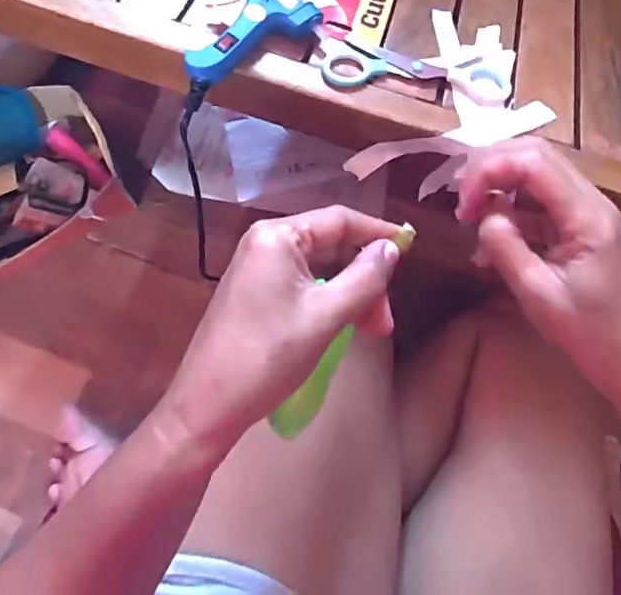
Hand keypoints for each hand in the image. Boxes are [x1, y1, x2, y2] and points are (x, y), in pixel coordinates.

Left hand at [153, 206, 403, 458]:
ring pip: (319, 266)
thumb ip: (364, 278)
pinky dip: (328, 300)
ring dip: (349, 292)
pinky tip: (344, 324)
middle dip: (364, 276)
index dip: (377, 231)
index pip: (338, 220)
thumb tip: (391, 249)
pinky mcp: (255, 289)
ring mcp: (257, 265)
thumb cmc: (268, 354)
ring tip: (372, 329)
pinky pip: (302, 282)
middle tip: (385, 320)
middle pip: (330, 244)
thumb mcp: (325, 316)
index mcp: (277, 235)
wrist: (208, 400)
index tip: (412, 249)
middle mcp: (265, 241)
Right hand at [455, 139, 620, 411]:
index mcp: (586, 215)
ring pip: (533, 168)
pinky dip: (507, 203)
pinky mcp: (576, 224)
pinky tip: (491, 232)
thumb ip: (504, 246)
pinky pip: (536, 195)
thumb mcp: (538, 294)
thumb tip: (481, 215)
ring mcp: (585, 210)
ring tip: (471, 213)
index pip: (531, 161)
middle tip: (462, 200)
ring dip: (496, 181)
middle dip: (488, 166)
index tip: (462, 206)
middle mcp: (590, 201)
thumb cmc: (591, 335)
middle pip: (533, 152)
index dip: (487, 171)